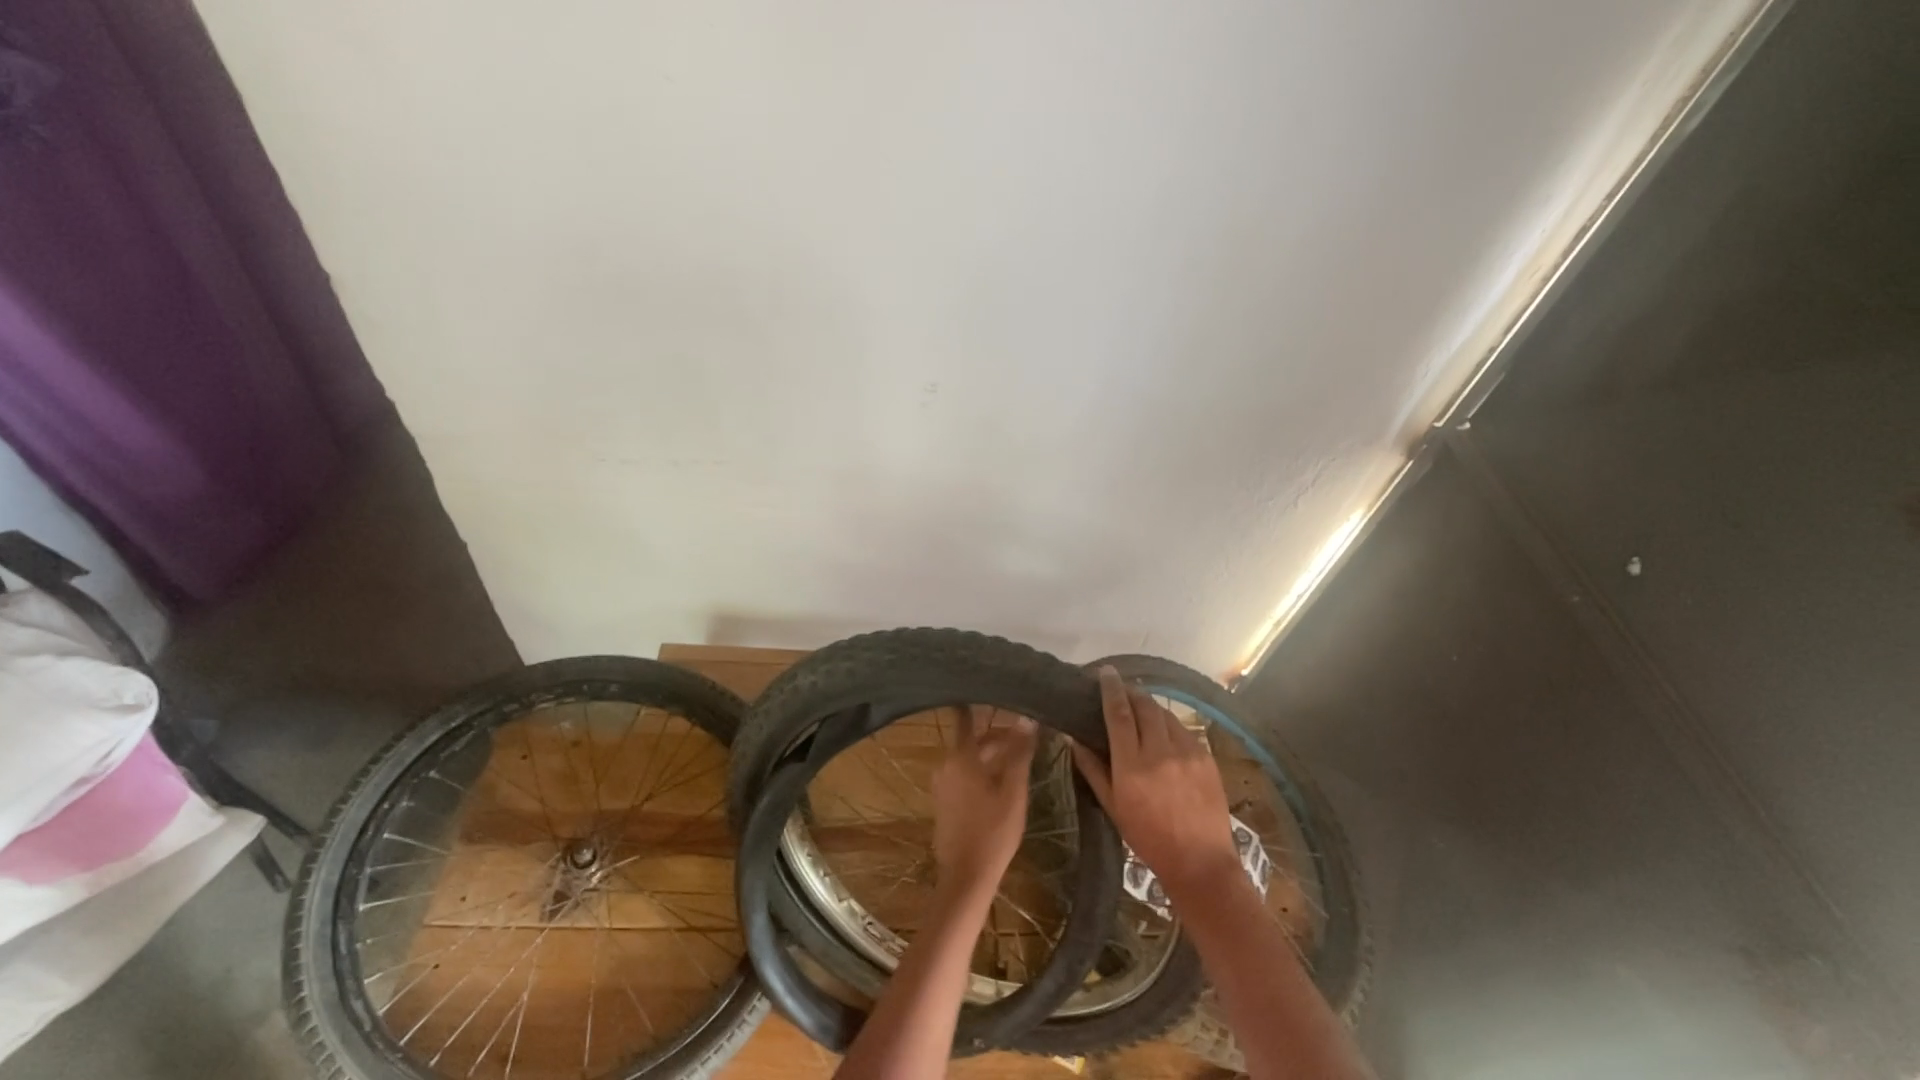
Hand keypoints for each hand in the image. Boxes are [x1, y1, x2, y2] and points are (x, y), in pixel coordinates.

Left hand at [931, 708, 1037, 889]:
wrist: (966, 875)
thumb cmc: (994, 830)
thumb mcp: (1013, 790)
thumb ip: (1019, 752)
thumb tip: (1027, 718)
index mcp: (960, 757)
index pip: (965, 718)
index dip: (976, 703)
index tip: (989, 688)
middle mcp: (945, 765)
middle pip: (972, 741)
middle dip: (998, 736)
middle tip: (1026, 736)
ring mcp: (942, 785)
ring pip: (969, 759)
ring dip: (991, 755)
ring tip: (1019, 758)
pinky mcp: (944, 802)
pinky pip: (963, 775)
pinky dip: (981, 771)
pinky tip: (1002, 781)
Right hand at [1072, 666, 1239, 899]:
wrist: (1200, 860)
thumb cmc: (1148, 838)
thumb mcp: (1113, 806)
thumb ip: (1093, 769)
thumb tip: (1074, 739)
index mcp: (1132, 765)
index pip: (1119, 714)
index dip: (1111, 689)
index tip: (1105, 672)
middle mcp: (1160, 751)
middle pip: (1145, 706)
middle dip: (1131, 692)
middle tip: (1120, 689)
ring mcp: (1188, 752)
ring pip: (1166, 715)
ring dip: (1151, 707)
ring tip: (1141, 709)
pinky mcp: (1206, 757)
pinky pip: (1184, 730)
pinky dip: (1170, 725)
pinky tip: (1164, 733)